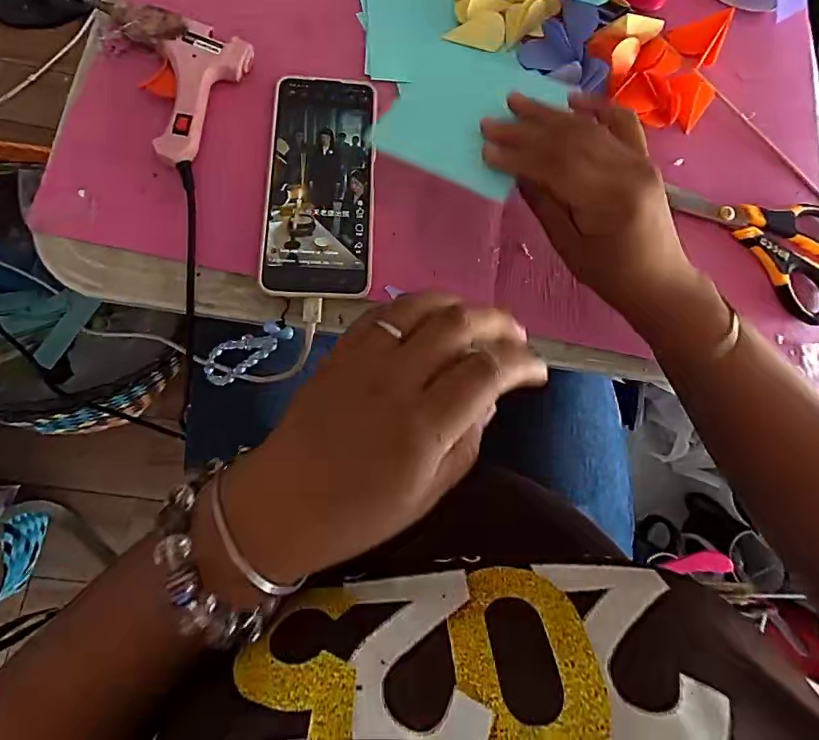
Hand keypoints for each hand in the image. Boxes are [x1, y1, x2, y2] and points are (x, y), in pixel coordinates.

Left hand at [201, 294, 546, 597]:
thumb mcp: (429, 493)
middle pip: (458, 326)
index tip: (537, 369)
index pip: (485, 373)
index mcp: (422, 428)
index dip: (521, 363)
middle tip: (517, 335)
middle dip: (498, 322)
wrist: (281, 504)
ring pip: (422, 307)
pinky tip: (432, 314)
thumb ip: (468, 440)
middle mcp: (395, 383)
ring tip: (480, 318)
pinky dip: (416, 305)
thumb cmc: (359, 514)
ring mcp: (364, 360)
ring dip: (460, 304)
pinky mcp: (342, 350)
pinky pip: (385, 311)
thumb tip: (490, 397)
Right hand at [481, 92, 699, 315]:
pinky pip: (622, 124)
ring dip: (550, 113)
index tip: (487, 148)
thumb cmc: (610, 274)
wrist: (659, 281)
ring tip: (517, 101)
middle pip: (569, 140)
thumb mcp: (568, 246)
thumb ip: (543, 203)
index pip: (555, 165)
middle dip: (526, 130)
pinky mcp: (644, 158)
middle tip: (491, 122)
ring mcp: (639, 161)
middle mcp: (628, 171)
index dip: (518, 155)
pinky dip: (598, 107)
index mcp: (609, 199)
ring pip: (589, 128)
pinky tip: (572, 99)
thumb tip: (516, 170)